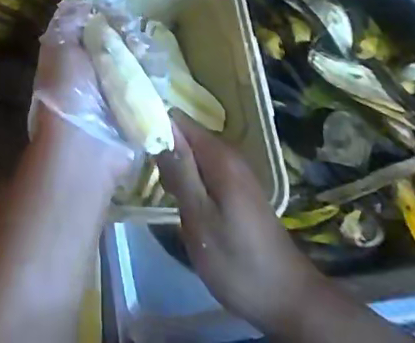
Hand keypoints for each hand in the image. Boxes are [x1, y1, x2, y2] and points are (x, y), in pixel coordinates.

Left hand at [28, 0, 137, 185]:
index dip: (108, 16)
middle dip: (129, 34)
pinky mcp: (139, 106)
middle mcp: (96, 73)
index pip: (97, 27)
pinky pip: (153, 82)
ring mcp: (119, 90)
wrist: (84, 147)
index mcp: (74, 58)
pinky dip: (155, 74)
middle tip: (132, 37)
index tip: (117, 12)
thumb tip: (85, 1)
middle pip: (121, 41)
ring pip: (139, 59)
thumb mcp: (59, 46)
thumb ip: (71, 21)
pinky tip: (154, 69)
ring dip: (144, 53)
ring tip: (143, 53)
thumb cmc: (67, 92)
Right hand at [155, 113, 324, 331]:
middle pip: (187, 137)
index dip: (154, 125)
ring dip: (175, 168)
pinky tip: (178, 202)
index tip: (130, 140)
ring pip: (195, 157)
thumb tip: (161, 127)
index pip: (180, 121)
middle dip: (163, 149)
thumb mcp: (200, 219)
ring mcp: (236, 173)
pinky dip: (189, 182)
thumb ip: (180, 173)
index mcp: (220, 156)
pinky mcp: (238, 191)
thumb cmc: (236, 260)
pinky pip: (206, 173)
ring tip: (153, 188)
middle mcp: (230, 155)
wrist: (284, 294)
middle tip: (138, 173)